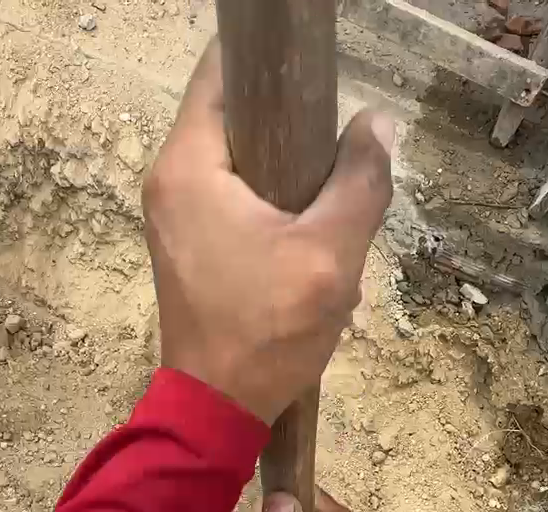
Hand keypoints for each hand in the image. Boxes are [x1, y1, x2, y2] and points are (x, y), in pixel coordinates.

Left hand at [143, 41, 394, 423]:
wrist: (219, 410)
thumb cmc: (267, 332)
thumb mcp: (329, 257)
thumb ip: (360, 182)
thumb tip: (378, 124)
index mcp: (189, 164)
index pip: (225, 68)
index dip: (277, 63)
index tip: (324, 83)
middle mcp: (170, 180)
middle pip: (239, 119)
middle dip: (295, 137)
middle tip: (336, 174)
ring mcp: (175, 218)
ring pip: (243, 168)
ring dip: (290, 186)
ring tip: (326, 223)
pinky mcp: (188, 250)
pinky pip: (235, 207)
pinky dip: (272, 216)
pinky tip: (305, 253)